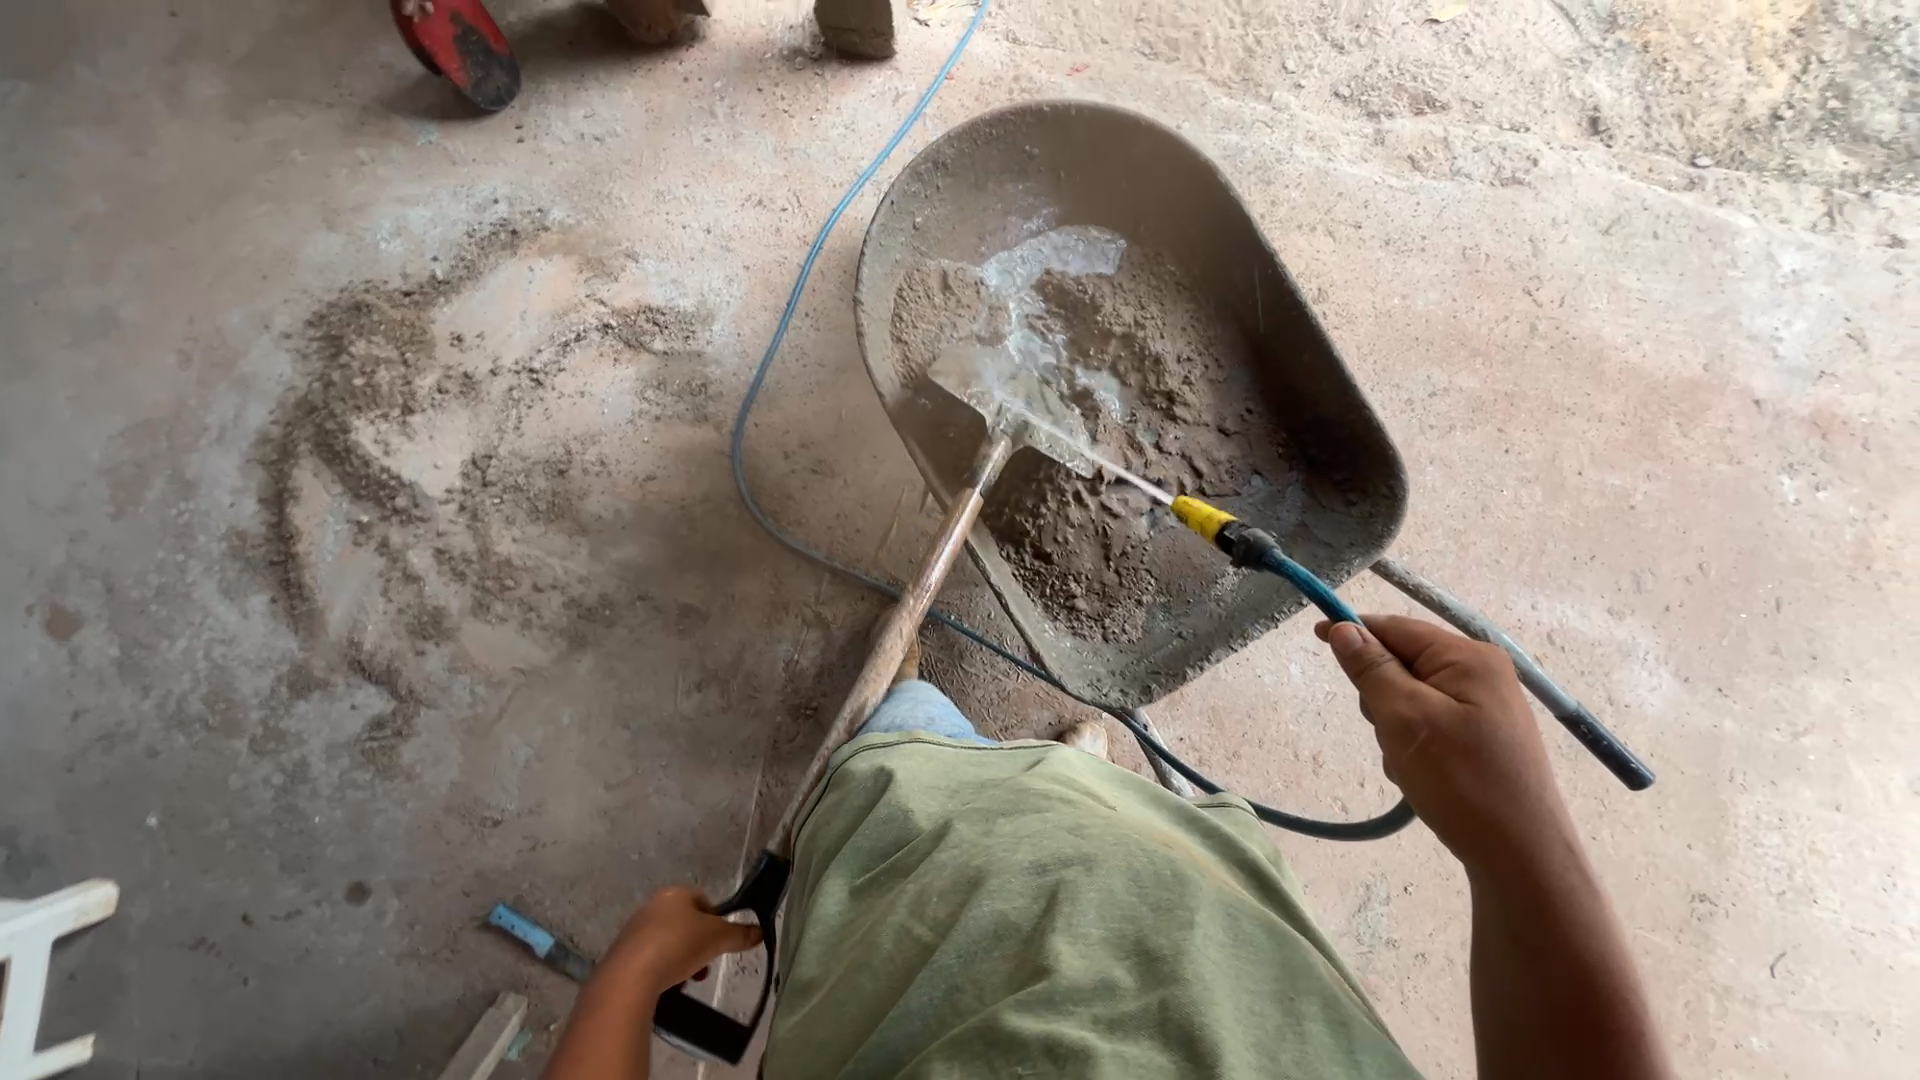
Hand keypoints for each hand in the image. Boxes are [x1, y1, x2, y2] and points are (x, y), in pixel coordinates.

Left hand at [602, 886, 762, 993]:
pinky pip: (649, 962)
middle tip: (705, 966)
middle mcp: (652, 907)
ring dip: (681, 961)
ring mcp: (633, 932)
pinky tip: (665, 989)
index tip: (718, 942)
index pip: (702, 901)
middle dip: (698, 945)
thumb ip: (740, 934)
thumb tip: (761, 932)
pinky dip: (660, 973)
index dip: (715, 920)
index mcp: (675, 894)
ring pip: (667, 944)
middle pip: (685, 924)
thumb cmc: (678, 946)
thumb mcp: (717, 938)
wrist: (628, 979)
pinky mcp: (620, 957)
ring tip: (686, 982)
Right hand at [1316, 615, 1577, 875]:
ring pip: (1409, 695)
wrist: (1519, 856)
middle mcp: (1481, 673)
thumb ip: (1371, 668)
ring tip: (1406, 759)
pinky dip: (1410, 741)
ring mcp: (1484, 706)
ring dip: (1392, 723)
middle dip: (1378, 692)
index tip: (1316, 638)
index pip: (1395, 627)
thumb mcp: (1403, 717)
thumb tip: (1344, 628)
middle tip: (1386, 729)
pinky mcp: (1482, 737)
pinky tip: (1419, 772)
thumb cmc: (1459, 779)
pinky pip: (1427, 721)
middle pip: (1401, 661)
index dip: (1353, 630)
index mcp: (1467, 658)